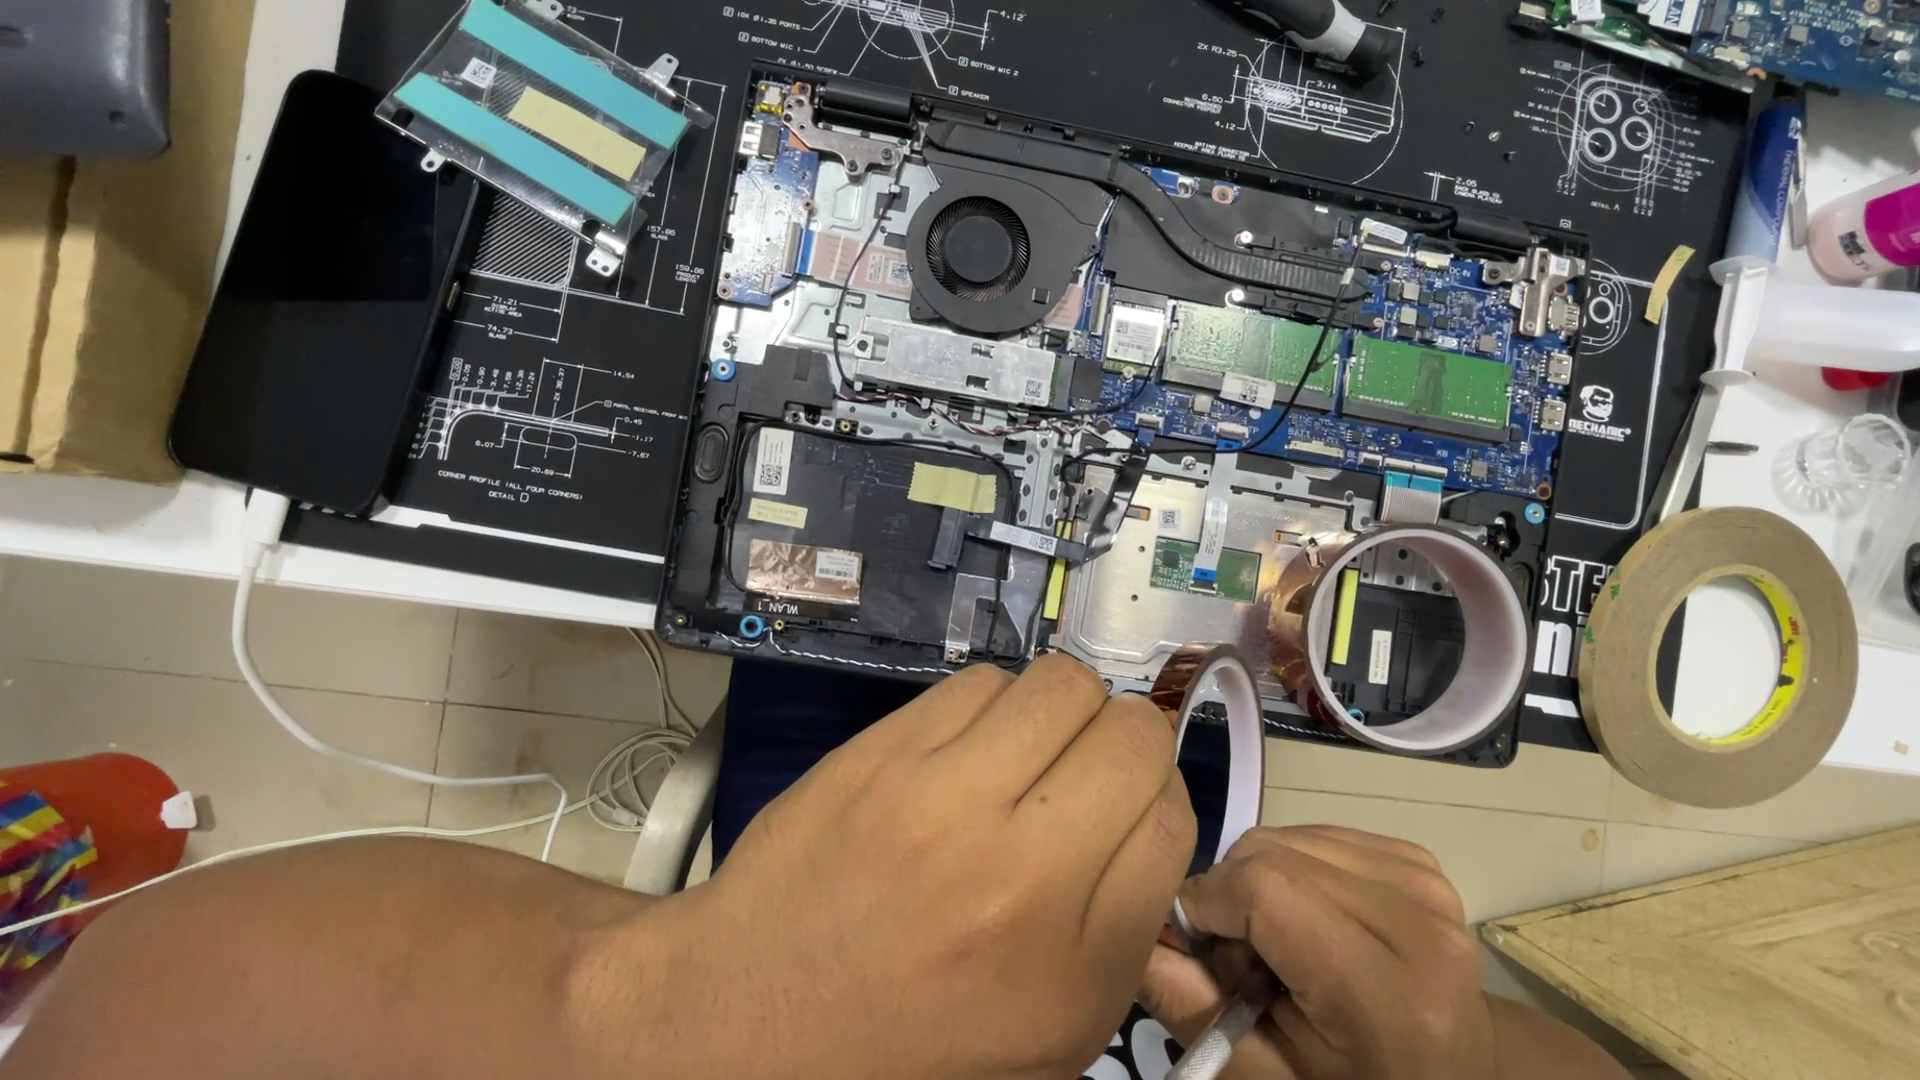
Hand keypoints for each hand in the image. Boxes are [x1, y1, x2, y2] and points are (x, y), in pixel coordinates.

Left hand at [579, 656, 1196, 1079]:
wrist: (755, 1010)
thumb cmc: (916, 1039)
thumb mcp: (1055, 1028)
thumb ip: (1126, 922)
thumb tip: (1149, 809)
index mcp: (1075, 957)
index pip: (1174, 815)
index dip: (1156, 802)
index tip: (1122, 810)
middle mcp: (1018, 863)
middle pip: (1130, 731)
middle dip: (1122, 742)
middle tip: (1080, 770)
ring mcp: (941, 792)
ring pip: (1059, 684)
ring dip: (1057, 713)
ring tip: (1021, 753)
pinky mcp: (882, 748)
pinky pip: (979, 682)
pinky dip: (990, 706)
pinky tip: (962, 748)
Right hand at [1140, 826, 1495, 1079]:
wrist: (1454, 1074)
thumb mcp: (1266, 1077)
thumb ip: (1194, 1009)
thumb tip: (1136, 937)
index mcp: (1391, 998)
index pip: (1267, 890)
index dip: (1210, 904)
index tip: (1198, 949)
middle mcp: (1420, 923)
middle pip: (1268, 852)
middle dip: (1229, 896)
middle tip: (1245, 961)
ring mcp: (1424, 881)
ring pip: (1281, 835)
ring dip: (1256, 880)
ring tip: (1280, 943)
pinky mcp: (1417, 857)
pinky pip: (1309, 832)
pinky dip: (1287, 866)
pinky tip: (1309, 917)